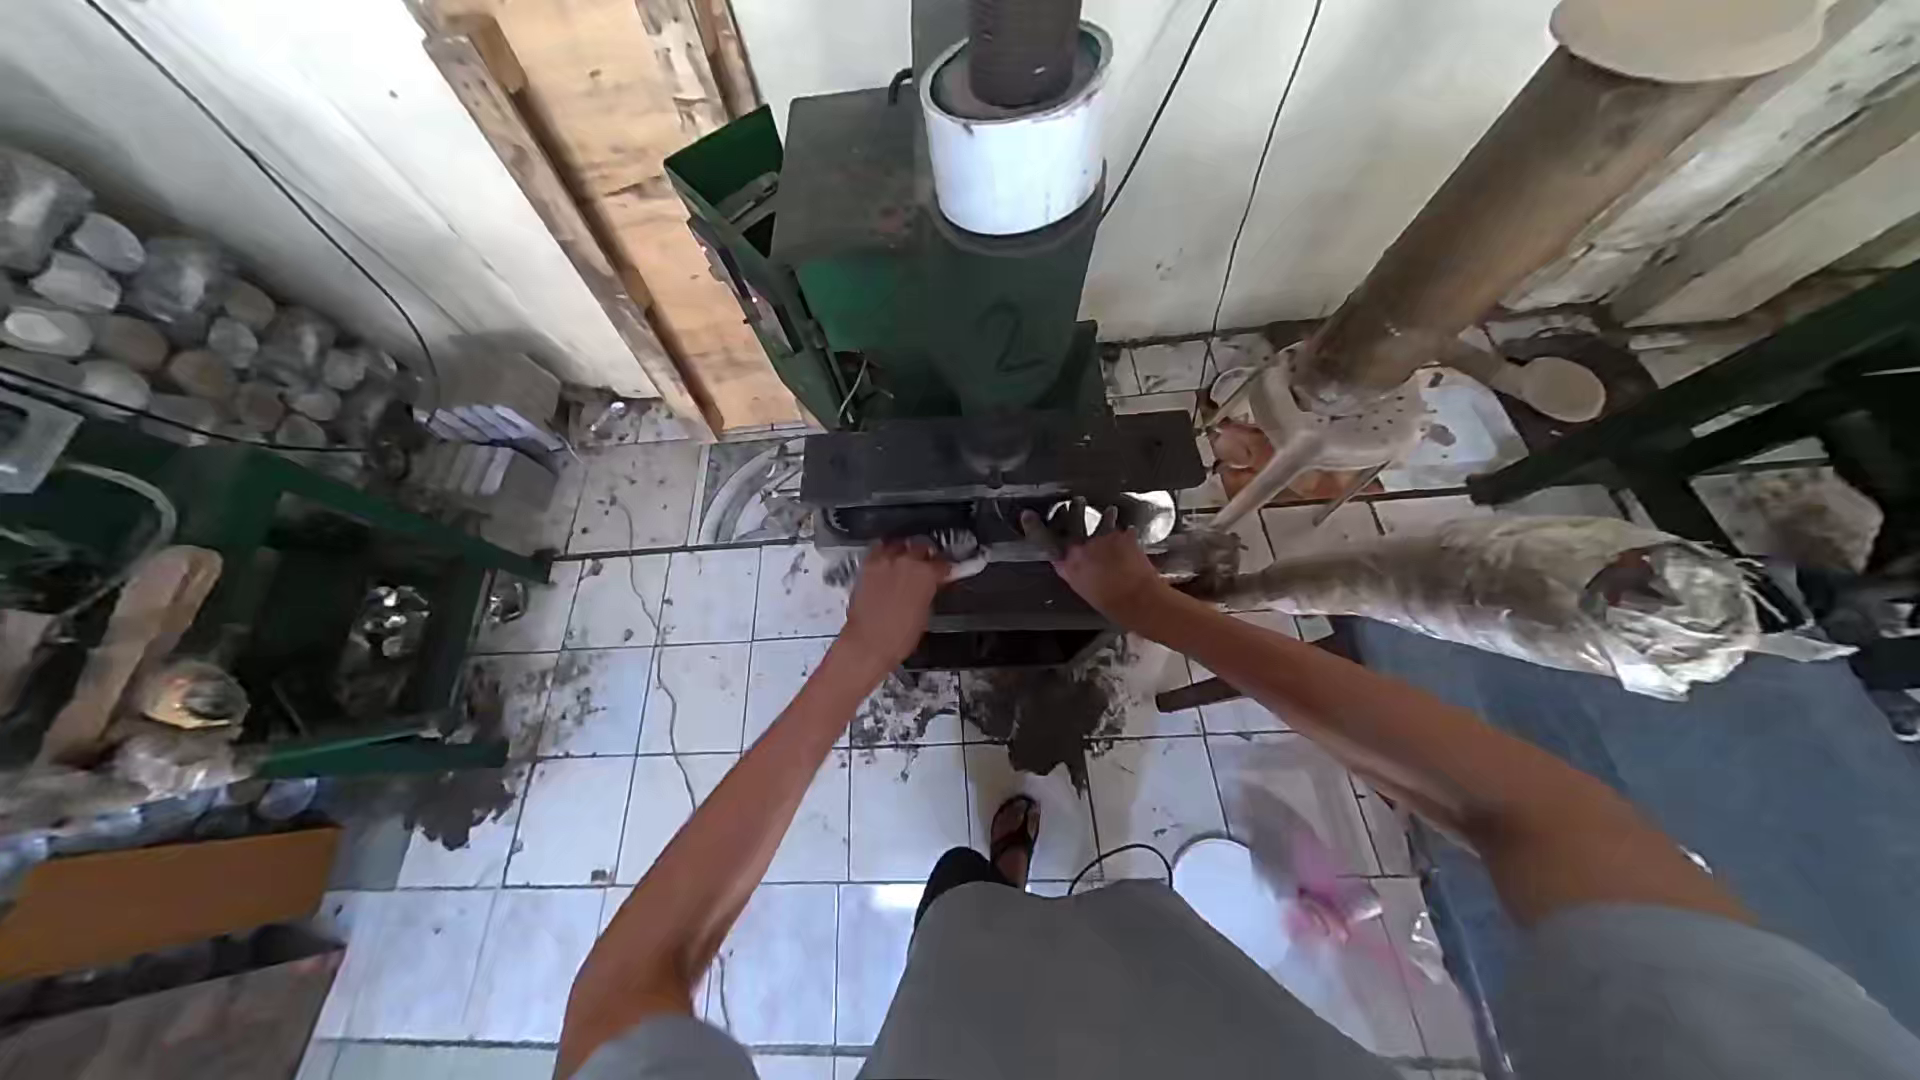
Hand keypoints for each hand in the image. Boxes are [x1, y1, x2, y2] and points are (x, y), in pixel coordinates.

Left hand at [838, 539, 947, 670]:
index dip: (945, 568)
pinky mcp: (867, 566)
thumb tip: (930, 586)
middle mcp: (905, 562)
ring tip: (906, 559)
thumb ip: (929, 592)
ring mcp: (884, 562)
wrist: (868, 643)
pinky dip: (885, 553)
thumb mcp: (925, 613)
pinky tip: (887, 561)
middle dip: (926, 555)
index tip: (944, 571)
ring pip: (899, 544)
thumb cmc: (897, 636)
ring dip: (905, 550)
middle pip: (921, 546)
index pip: (942, 563)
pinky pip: (878, 550)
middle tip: (927, 564)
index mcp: (926, 574)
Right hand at [1020, 499, 1169, 623]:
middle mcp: (1082, 547)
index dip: (1034, 526)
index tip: (1027, 514)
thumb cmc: (1110, 602)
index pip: (1044, 540)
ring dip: (1106, 515)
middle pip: (1074, 520)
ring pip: (1103, 520)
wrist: (1137, 599)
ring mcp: (1104, 538)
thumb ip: (1074, 570)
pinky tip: (1130, 532)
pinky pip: (1125, 530)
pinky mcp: (1125, 536)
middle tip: (1077, 501)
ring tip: (1109, 510)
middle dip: (1075, 509)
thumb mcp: (1081, 588)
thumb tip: (1073, 562)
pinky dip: (1127, 532)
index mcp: (1067, 563)